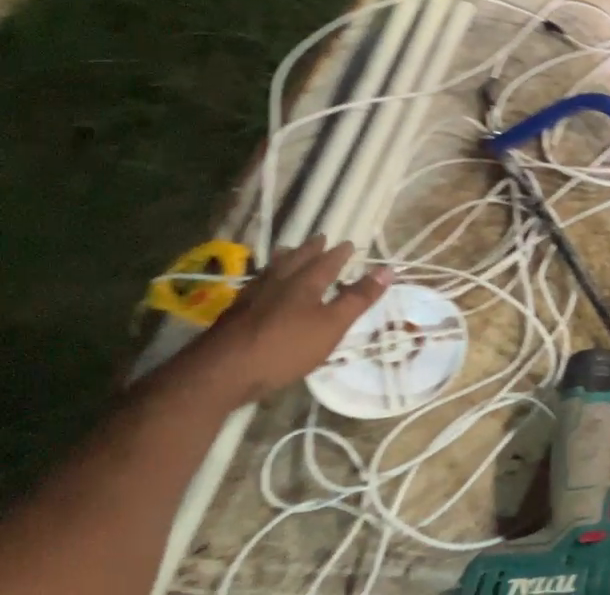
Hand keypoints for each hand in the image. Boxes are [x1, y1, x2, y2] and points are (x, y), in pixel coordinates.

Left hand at [175, 238, 391, 406]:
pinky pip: (251, 289)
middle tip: (317, 239)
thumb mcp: (332, 325)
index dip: (339, 254)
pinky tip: (257, 288)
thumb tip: (388, 269)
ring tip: (285, 253)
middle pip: (294, 262)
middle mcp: (277, 286)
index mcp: (305, 284)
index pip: (326, 263)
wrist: (215, 376)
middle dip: (308, 250)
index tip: (348, 243)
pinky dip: (261, 282)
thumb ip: (358, 298)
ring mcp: (249, 301)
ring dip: (282, 261)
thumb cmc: (284, 348)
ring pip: (269, 273)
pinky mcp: (229, 319)